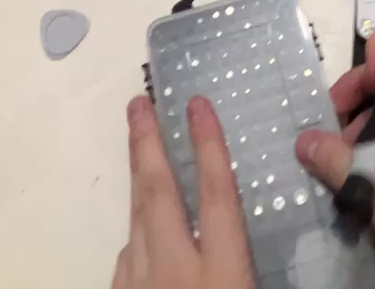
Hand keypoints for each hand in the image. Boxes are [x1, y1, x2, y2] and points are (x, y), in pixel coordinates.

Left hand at [115, 95, 254, 288]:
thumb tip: (242, 232)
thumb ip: (246, 265)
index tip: (198, 104)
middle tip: (138, 104)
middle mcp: (174, 271)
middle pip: (159, 195)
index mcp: (222, 273)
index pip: (216, 194)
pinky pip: (127, 259)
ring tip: (138, 146)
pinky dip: (137, 235)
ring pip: (137, 223)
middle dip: (148, 144)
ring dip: (138, 180)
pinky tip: (141, 229)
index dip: (208, 146)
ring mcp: (139, 287)